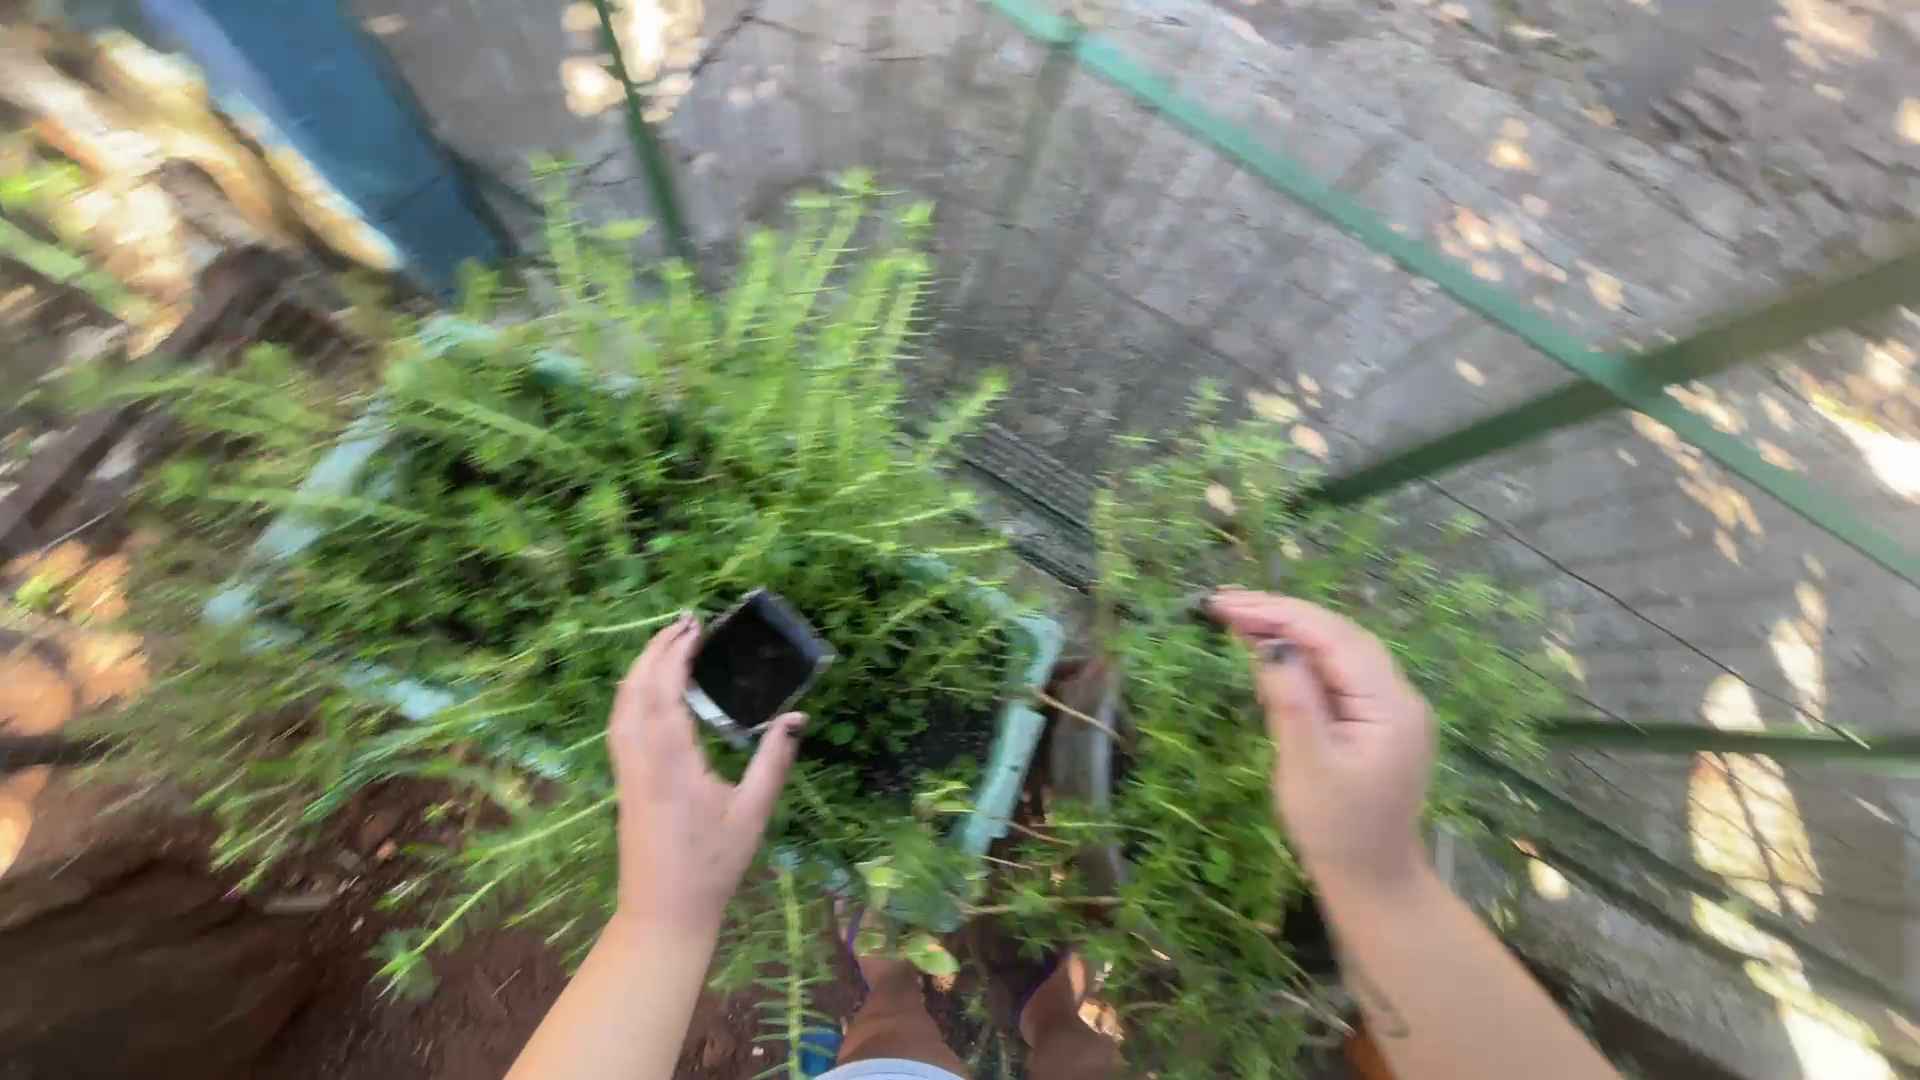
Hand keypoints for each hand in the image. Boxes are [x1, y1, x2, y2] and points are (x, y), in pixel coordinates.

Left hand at [608, 613, 804, 933]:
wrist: (663, 914)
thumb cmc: (712, 865)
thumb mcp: (752, 813)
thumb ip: (773, 762)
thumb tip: (796, 718)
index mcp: (671, 764)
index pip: (664, 694)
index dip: (674, 655)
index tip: (693, 626)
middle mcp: (641, 761)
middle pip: (634, 692)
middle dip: (654, 650)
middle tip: (684, 623)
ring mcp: (627, 772)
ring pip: (621, 707)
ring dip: (641, 669)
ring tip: (668, 645)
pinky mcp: (625, 782)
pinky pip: (621, 724)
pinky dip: (634, 693)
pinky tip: (652, 690)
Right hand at [1208, 590, 1433, 894]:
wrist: (1371, 878)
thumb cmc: (1335, 829)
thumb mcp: (1307, 767)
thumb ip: (1292, 703)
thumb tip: (1269, 646)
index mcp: (1389, 706)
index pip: (1332, 638)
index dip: (1278, 614)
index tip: (1226, 606)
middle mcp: (1396, 695)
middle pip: (1336, 634)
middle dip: (1279, 613)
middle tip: (1223, 603)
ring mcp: (1385, 704)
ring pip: (1334, 647)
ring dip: (1285, 627)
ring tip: (1235, 614)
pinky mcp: (1369, 715)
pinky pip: (1332, 670)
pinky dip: (1296, 653)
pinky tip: (1264, 646)